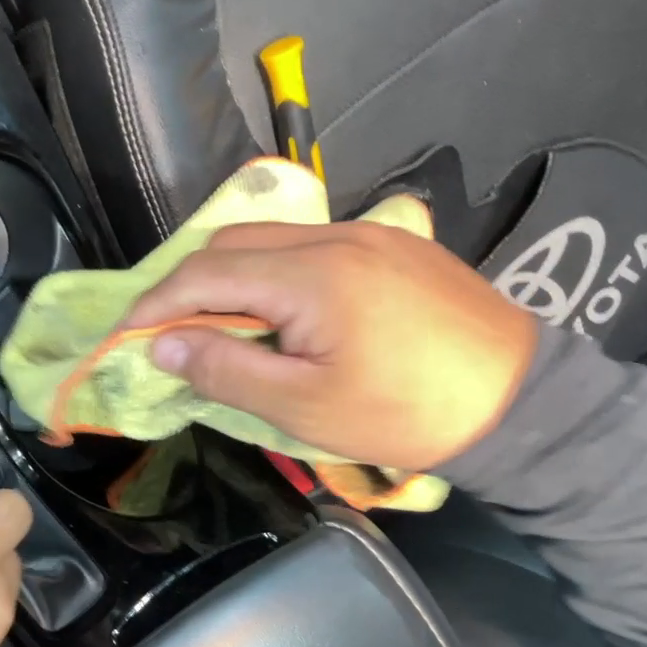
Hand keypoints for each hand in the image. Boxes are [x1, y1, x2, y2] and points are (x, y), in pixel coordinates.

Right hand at [124, 220, 538, 470]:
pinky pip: (303, 245)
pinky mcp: (388, 244)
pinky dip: (264, 273)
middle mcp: (333, 238)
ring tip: (210, 325)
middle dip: (182, 286)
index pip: (203, 275)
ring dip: (223, 277)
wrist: (523, 402)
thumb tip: (163, 345)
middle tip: (164, 333)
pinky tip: (270, 312)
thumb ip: (225, 370)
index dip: (153, 304)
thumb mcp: (302, 406)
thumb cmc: (404, 412)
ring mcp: (366, 235)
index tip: (123, 335)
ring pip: (264, 239)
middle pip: (228, 245)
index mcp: (310, 276)